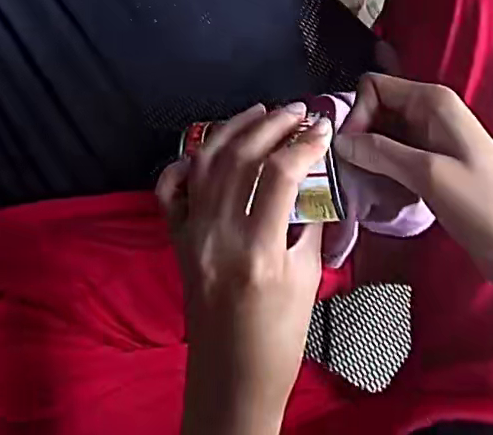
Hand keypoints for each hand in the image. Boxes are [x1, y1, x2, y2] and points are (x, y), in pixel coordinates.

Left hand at [156, 102, 332, 434]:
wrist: (230, 382)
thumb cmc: (278, 342)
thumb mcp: (307, 282)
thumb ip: (308, 227)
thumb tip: (311, 181)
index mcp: (258, 251)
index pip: (280, 174)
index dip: (304, 143)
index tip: (322, 127)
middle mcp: (219, 235)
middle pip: (242, 157)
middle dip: (272, 124)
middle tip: (296, 110)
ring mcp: (192, 233)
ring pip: (207, 162)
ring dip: (234, 129)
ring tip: (259, 112)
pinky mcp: (176, 238)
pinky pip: (171, 189)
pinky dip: (185, 163)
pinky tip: (207, 148)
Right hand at [333, 73, 492, 293]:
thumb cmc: (490, 209)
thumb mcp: (429, 175)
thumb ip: (379, 152)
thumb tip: (337, 140)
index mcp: (433, 101)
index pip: (374, 85)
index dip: (357, 112)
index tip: (350, 148)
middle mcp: (430, 113)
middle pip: (374, 109)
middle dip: (358, 136)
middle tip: (349, 169)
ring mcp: (431, 140)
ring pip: (380, 135)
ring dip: (367, 156)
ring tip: (362, 185)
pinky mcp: (431, 167)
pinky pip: (392, 157)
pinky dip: (380, 171)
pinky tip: (379, 193)